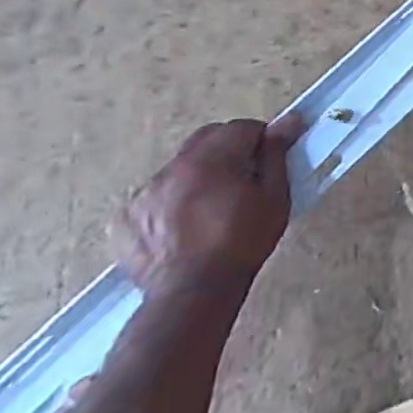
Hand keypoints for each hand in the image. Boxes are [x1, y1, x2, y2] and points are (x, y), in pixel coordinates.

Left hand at [118, 118, 304, 296]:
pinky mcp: (124, 220)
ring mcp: (142, 196)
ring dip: (199, 175)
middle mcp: (170, 170)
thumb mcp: (274, 195)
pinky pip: (154, 196)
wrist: (192, 291)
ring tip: (214, 206)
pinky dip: (173, 200)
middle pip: (205, 139)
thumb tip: (288, 121)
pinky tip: (187, 225)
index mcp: (209, 161)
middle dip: (228, 149)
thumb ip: (276, 154)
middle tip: (246, 177)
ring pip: (179, 168)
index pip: (240, 127)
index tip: (269, 159)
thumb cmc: (243, 240)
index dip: (261, 139)